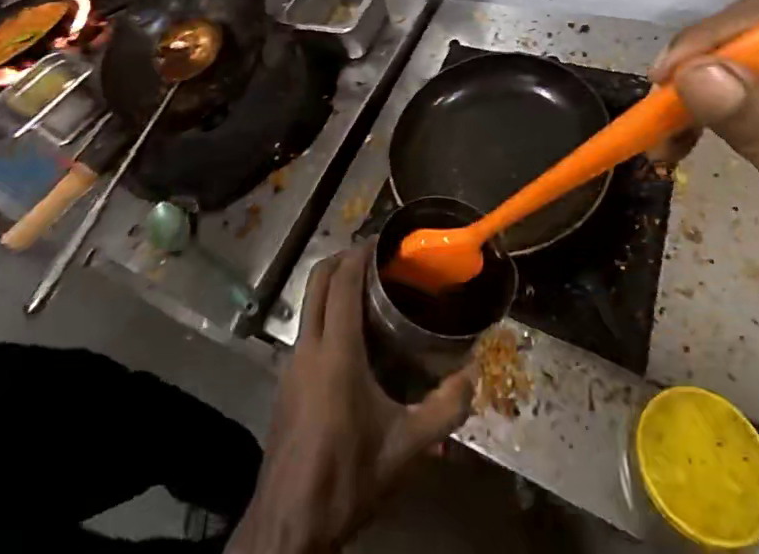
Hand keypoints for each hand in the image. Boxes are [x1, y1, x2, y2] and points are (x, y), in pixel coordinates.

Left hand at [228, 246, 473, 553]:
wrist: (292, 517)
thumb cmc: (350, 475)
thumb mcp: (408, 446)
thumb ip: (446, 408)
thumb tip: (472, 374)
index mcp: (335, 353)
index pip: (341, 284)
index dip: (358, 255)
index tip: (379, 241)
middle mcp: (307, 348)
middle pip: (315, 282)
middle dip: (340, 259)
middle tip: (373, 257)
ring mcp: (290, 365)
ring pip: (307, 306)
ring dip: (331, 288)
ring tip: (367, 294)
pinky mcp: (285, 383)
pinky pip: (305, 331)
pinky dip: (325, 315)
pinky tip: (351, 340)